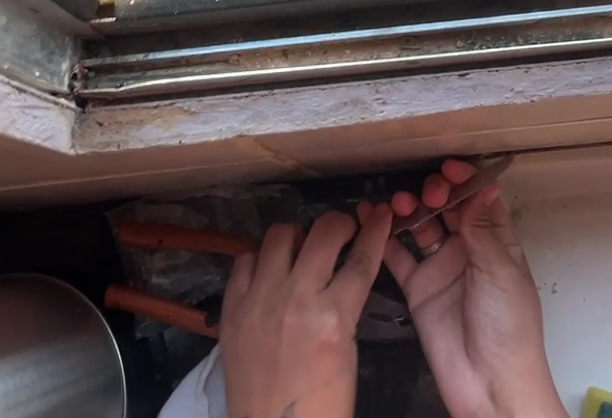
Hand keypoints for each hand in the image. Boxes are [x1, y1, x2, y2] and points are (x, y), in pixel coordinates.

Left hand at [219, 204, 394, 417]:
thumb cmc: (322, 405)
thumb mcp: (347, 353)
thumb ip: (345, 307)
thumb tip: (345, 269)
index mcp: (332, 319)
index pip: (361, 260)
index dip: (374, 230)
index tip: (380, 213)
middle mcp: (295, 299)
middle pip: (323, 233)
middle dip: (339, 223)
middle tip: (343, 229)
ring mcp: (258, 301)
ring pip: (279, 236)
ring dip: (297, 236)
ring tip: (302, 248)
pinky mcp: (232, 309)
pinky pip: (245, 260)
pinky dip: (260, 260)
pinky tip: (269, 273)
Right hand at [374, 161, 563, 417]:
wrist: (489, 384)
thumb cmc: (509, 327)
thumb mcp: (500, 270)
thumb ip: (481, 227)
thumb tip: (481, 185)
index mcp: (496, 243)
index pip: (479, 200)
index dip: (465, 180)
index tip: (449, 167)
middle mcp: (467, 250)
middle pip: (448, 209)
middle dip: (436, 192)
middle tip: (428, 192)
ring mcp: (441, 267)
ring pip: (420, 226)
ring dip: (409, 209)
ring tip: (397, 202)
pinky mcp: (418, 287)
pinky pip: (397, 256)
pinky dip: (383, 237)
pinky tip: (370, 218)